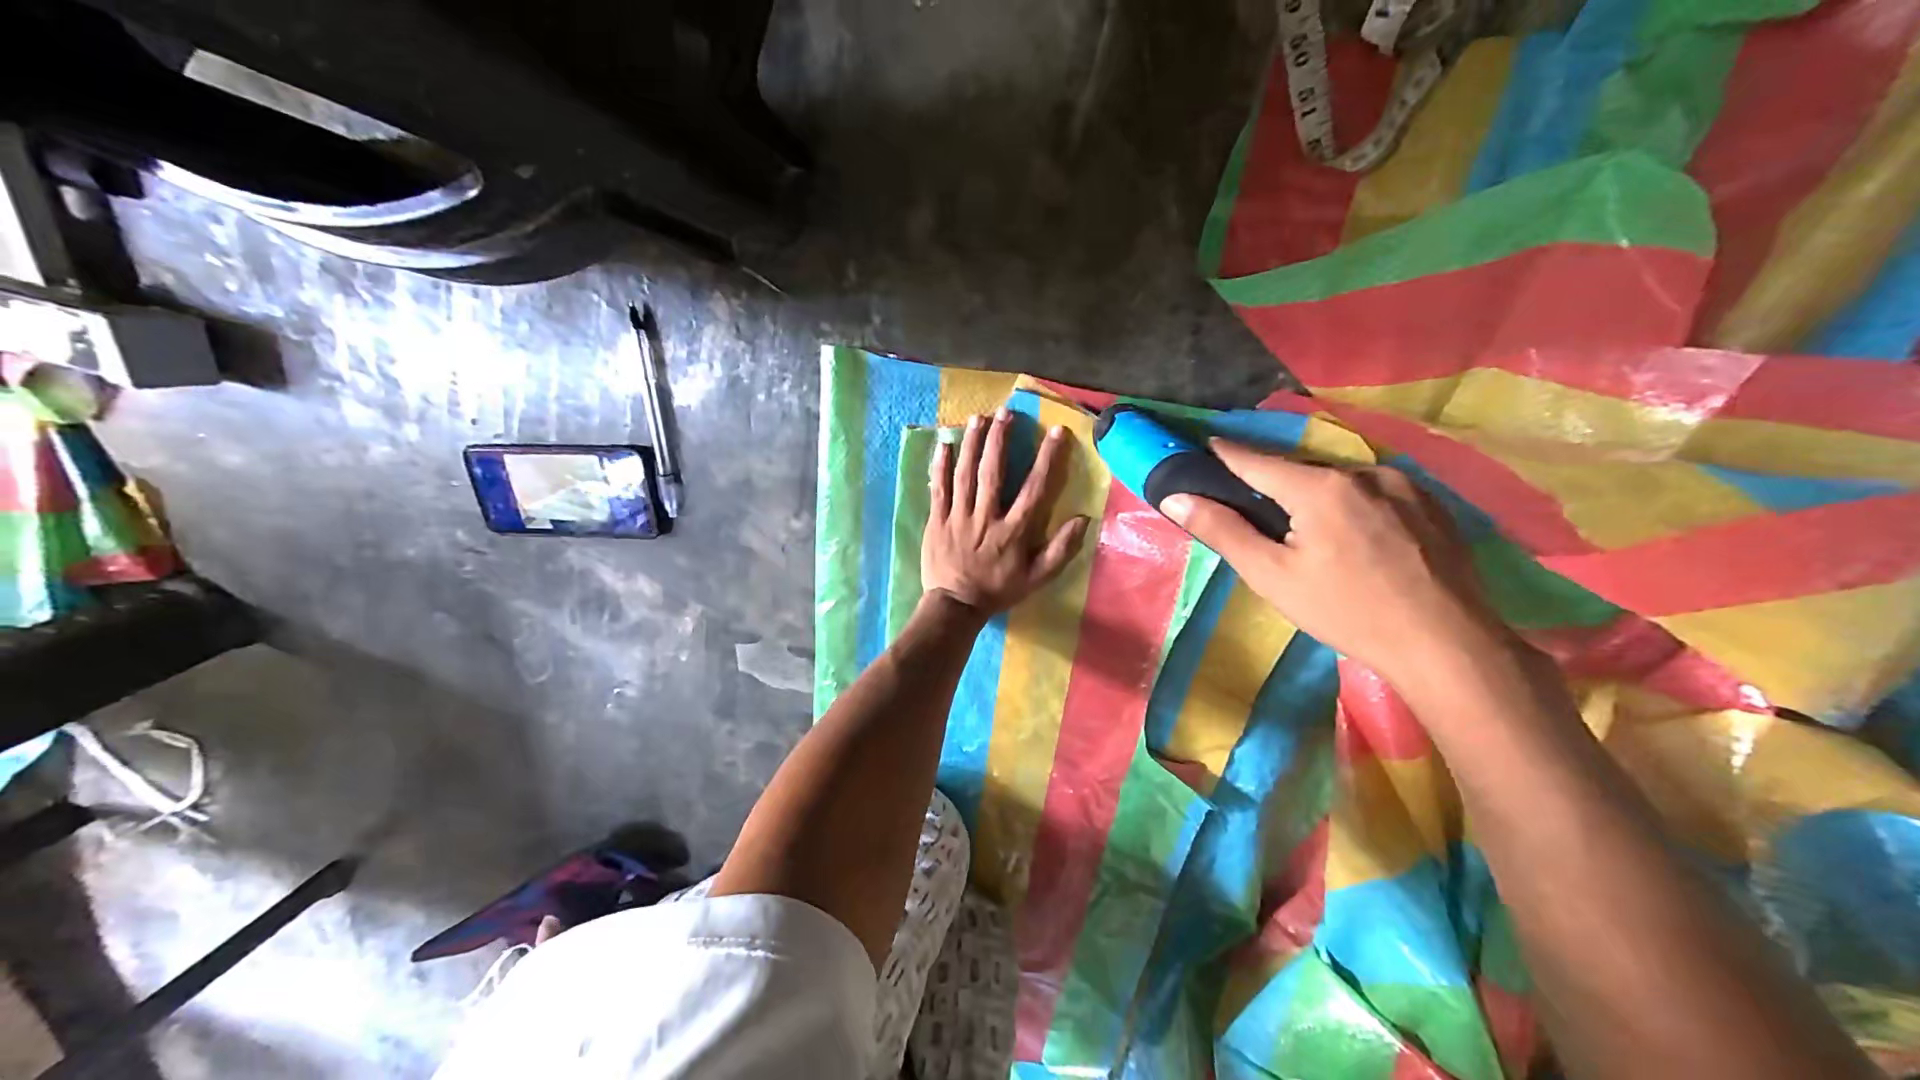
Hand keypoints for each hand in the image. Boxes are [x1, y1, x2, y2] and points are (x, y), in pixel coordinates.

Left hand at [923, 409, 1089, 616]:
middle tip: (1007, 413)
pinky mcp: (937, 520)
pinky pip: (938, 489)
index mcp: (1013, 530)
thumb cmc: (999, 590)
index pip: (1034, 488)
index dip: (1046, 458)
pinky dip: (940, 466)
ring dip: (972, 444)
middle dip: (1000, 440)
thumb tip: (1083, 519)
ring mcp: (958, 517)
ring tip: (979, 418)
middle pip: (993, 472)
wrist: (956, 606)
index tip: (1055, 432)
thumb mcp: (1037, 578)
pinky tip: (943, 444)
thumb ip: (1061, 550)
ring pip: (964, 475)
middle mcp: (986, 517)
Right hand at [1160, 442, 1509, 683]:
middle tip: (1259, 512)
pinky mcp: (1433, 504)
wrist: (1447, 644)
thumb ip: (1223, 530)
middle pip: (1301, 470)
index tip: (1208, 445)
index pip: (1257, 461)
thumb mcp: (1272, 576)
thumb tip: (1175, 497)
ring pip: (1342, 480)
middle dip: (1276, 485)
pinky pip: (1378, 491)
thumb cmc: (1347, 611)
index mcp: (1319, 486)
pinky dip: (1355, 503)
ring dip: (1318, 495)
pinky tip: (1358, 537)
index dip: (1228, 454)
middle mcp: (1363, 471)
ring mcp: (1406, 484)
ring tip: (1311, 530)